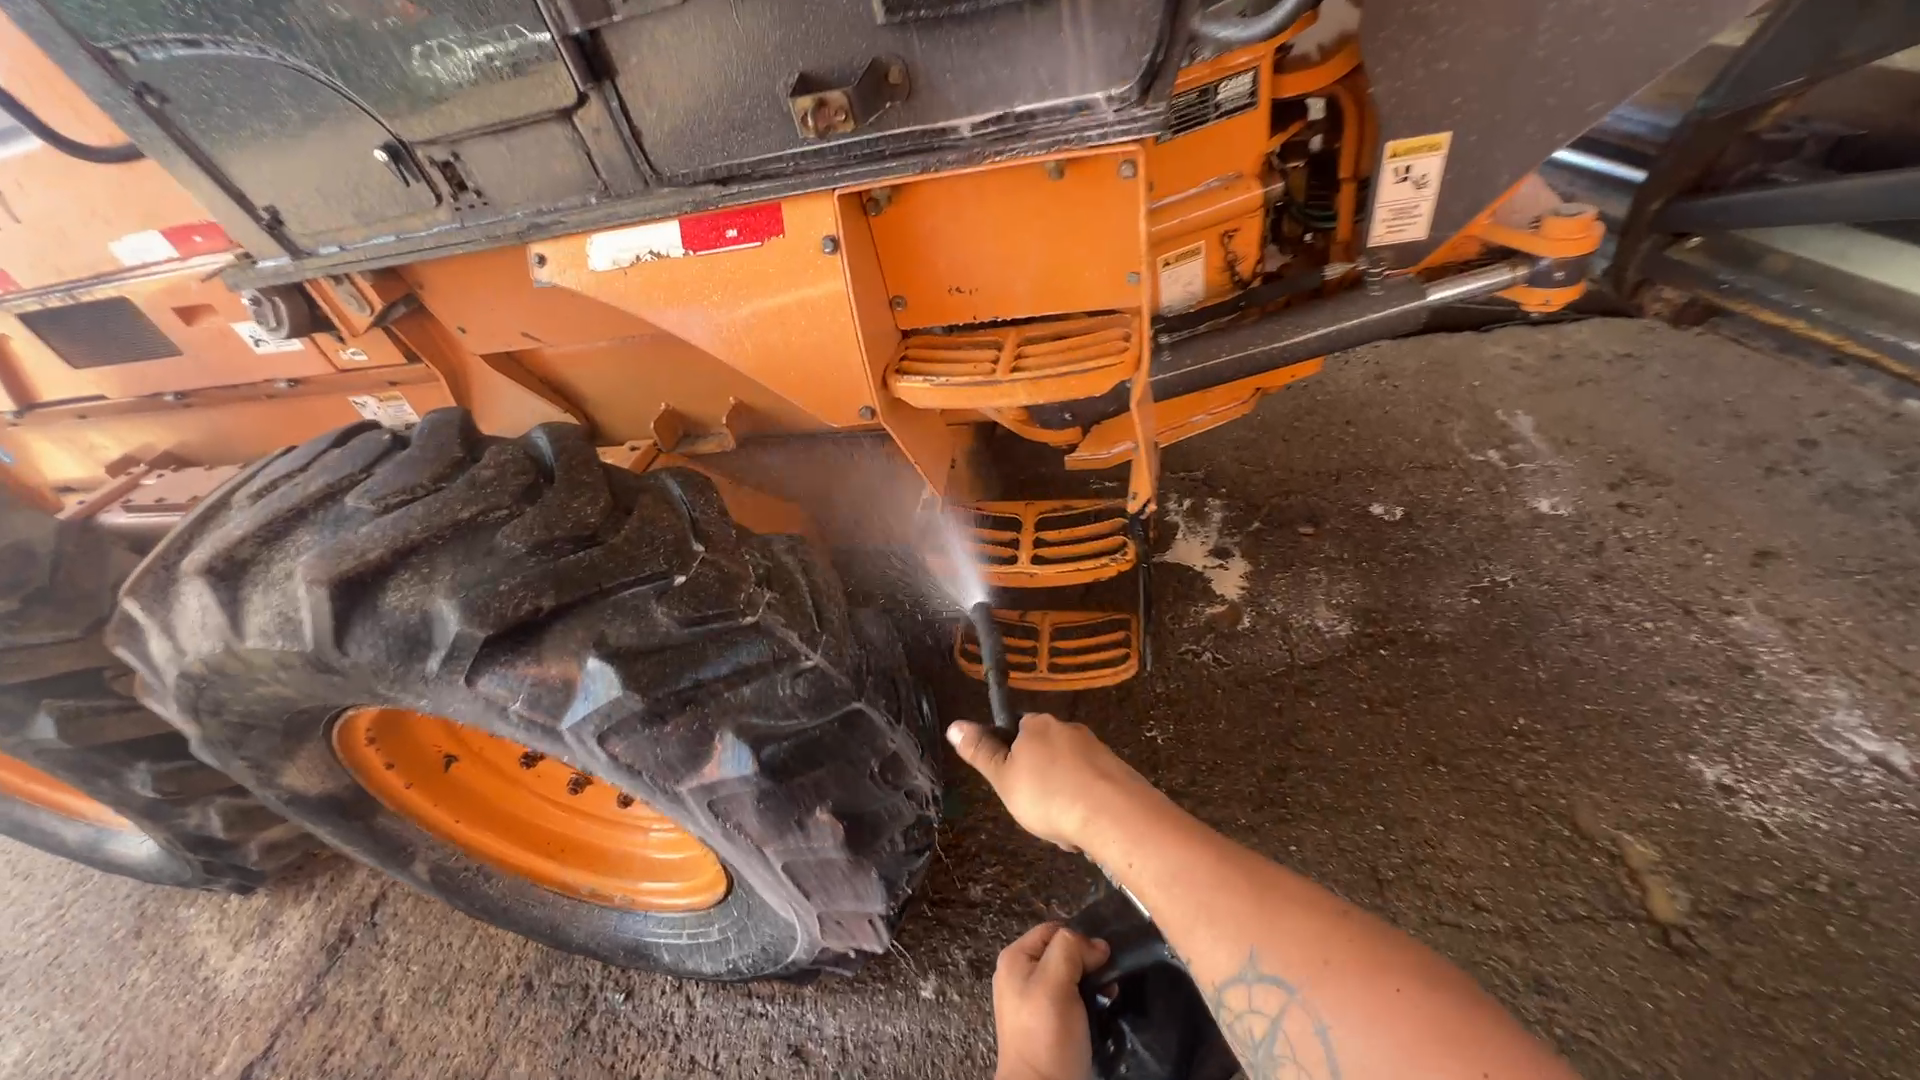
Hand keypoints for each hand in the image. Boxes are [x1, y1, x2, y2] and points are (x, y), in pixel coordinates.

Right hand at [946, 713, 1147, 851]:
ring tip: (1062, 828)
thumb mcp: (1003, 776)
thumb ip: (980, 752)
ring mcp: (1098, 750)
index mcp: (1039, 725)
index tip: (1013, 784)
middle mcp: (1069, 729)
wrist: (1114, 814)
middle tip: (1035, 810)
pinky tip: (1083, 830)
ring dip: (1063, 797)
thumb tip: (954, 725)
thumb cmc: (1049, 795)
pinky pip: (1092, 788)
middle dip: (1040, 781)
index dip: (1012, 756)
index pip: (1018, 729)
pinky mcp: (1119, 772)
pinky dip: (1085, 806)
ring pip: (1069, 774)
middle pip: (1046, 752)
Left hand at [992, 922, 1109, 1079]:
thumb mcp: (1054, 983)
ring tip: (1107, 998)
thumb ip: (1070, 950)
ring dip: (1093, 983)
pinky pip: (1073, 999)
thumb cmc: (1046, 1034)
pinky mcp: (1050, 1023)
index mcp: (1015, 958)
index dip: (1079, 939)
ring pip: (1072, 976)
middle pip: (1064, 952)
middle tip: (1107, 981)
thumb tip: (1097, 944)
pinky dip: (1089, 1002)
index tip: (1100, 959)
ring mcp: (1035, 1000)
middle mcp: (1022, 974)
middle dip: (1088, 963)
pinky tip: (1101, 1011)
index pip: (1054, 929)